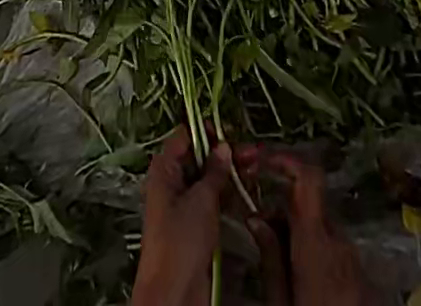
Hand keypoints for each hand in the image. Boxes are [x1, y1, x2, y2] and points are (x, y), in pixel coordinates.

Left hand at [132, 125, 234, 305]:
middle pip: (199, 156)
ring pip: (209, 177)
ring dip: (230, 171)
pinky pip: (213, 197)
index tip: (231, 131)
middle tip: (252, 152)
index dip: (206, 131)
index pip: (185, 137)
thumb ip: (214, 170)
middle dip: (224, 152)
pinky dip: (228, 191)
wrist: (175, 292)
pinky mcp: (196, 221)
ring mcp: (185, 201)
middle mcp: (173, 180)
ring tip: (255, 167)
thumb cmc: (181, 239)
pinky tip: (247, 187)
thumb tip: (223, 145)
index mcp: (165, 168)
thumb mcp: (201, 199)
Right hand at [254, 154, 367, 305]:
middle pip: (305, 202)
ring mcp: (351, 255)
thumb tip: (255, 217)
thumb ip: (269, 256)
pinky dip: (307, 245)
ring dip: (291, 228)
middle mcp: (338, 240)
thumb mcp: (280, 303)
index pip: (307, 177)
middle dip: (277, 205)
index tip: (255, 159)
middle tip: (251, 222)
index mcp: (316, 242)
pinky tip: (293, 272)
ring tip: (268, 254)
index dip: (283, 158)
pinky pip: (329, 244)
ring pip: (316, 224)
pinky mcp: (358, 271)